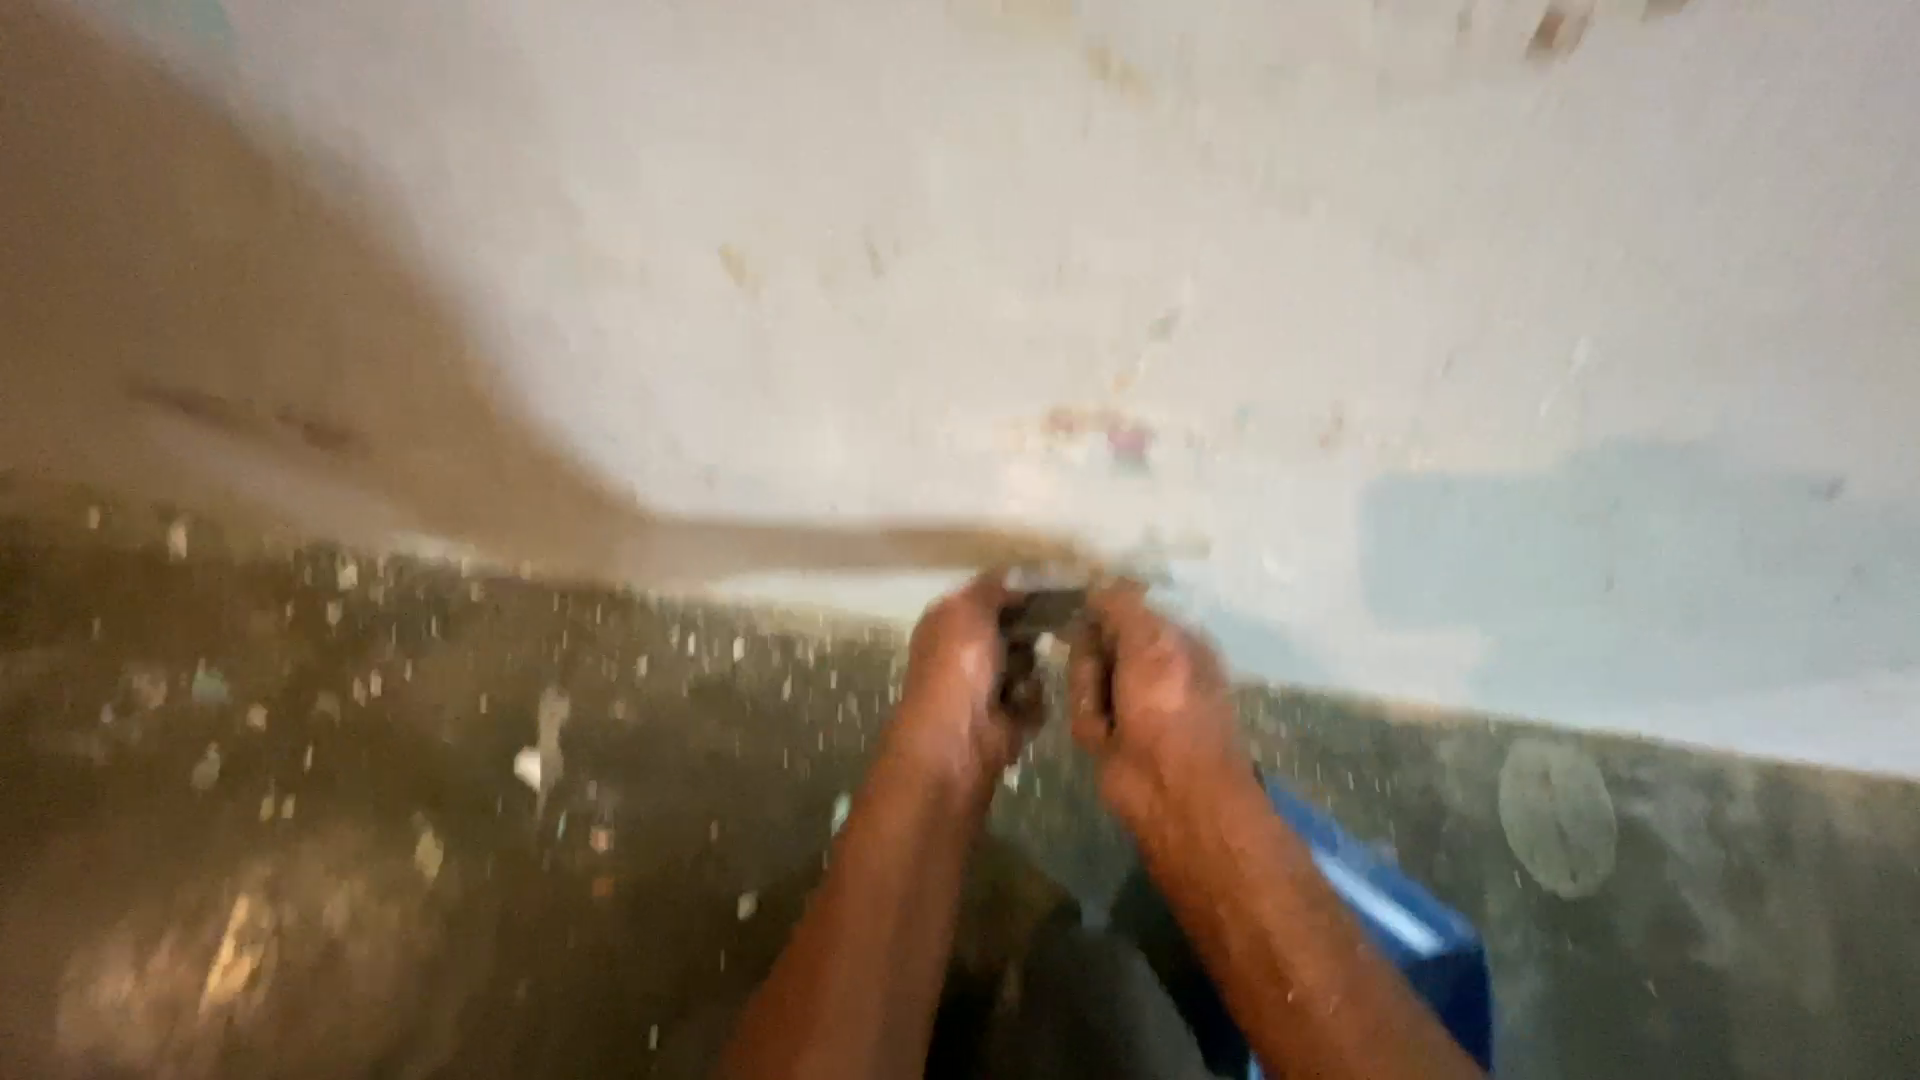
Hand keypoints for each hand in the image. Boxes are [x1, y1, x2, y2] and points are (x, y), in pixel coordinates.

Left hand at [892, 573, 1029, 791]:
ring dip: (1029, 667)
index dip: (1015, 590)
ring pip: (1028, 662)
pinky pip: (1035, 696)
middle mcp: (966, 652)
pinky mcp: (1009, 716)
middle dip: (1030, 629)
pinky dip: (1031, 699)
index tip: (1049, 585)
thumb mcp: (970, 608)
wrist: (958, 736)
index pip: (988, 597)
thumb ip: (994, 588)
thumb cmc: (957, 663)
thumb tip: (1017, 580)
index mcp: (949, 623)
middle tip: (1052, 622)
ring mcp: (987, 686)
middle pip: (1013, 629)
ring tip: (1018, 675)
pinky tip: (1018, 702)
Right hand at [1068, 584, 1248, 828]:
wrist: (1172, 788)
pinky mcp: (1109, 730)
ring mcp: (1130, 698)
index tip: (1082, 613)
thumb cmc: (1171, 705)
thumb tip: (1096, 588)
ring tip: (1110, 719)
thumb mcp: (1151, 640)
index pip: (1125, 608)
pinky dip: (1090, 721)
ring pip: (1083, 674)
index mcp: (1174, 638)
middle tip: (1107, 679)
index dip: (1101, 612)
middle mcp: (1152, 664)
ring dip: (1089, 693)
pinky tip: (1106, 738)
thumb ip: (1122, 606)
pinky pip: (1080, 709)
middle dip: (1092, 658)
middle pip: (1097, 640)